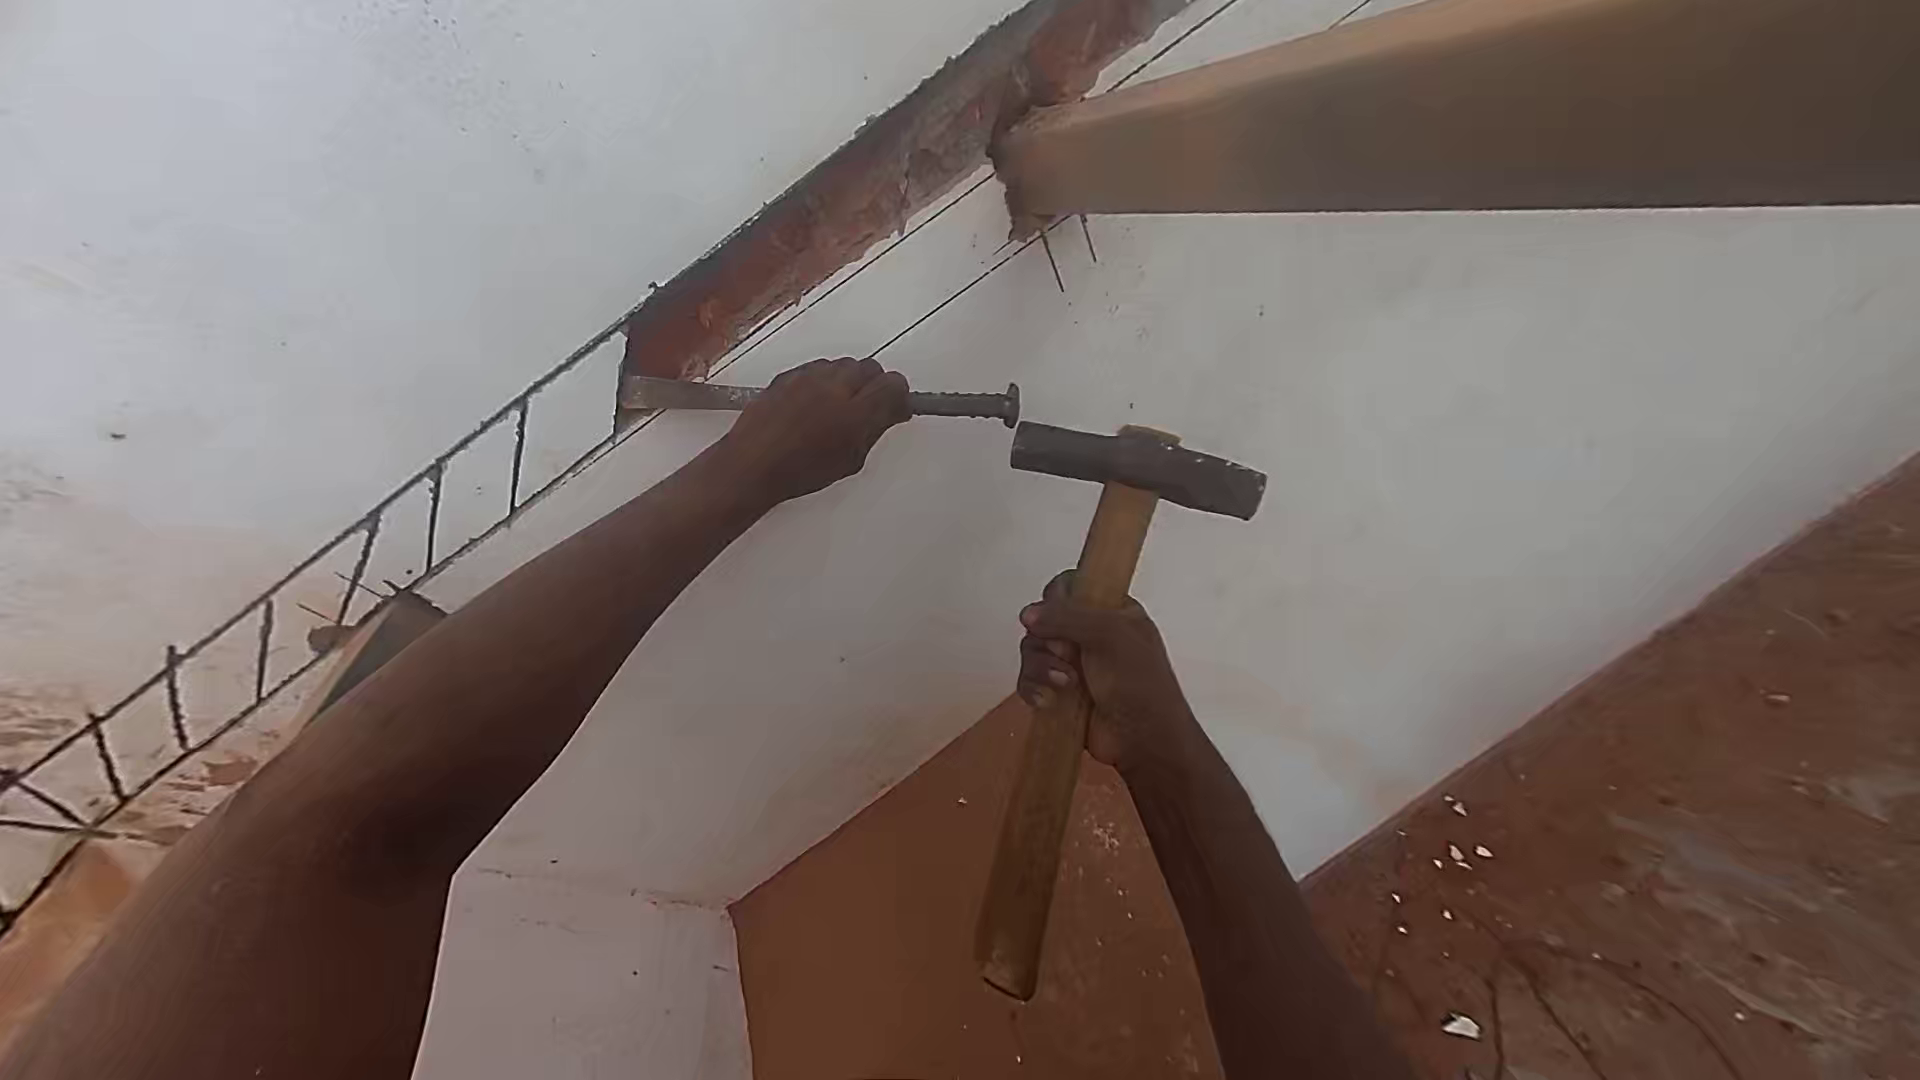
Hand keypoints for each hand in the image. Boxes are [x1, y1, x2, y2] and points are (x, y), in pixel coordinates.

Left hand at [721, 358, 909, 502]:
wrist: (753, 464)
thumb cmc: (799, 470)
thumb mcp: (850, 459)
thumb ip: (875, 429)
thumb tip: (894, 412)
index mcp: (854, 413)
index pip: (893, 384)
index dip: (899, 395)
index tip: (898, 406)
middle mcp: (833, 387)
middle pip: (870, 367)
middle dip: (876, 384)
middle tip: (873, 406)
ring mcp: (808, 377)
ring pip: (844, 364)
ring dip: (850, 380)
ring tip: (842, 406)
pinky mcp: (788, 375)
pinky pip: (818, 367)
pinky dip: (826, 380)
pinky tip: (819, 402)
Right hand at [1015, 571, 1196, 771]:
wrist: (1144, 740)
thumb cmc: (1138, 682)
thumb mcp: (1110, 635)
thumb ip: (1066, 617)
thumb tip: (1026, 615)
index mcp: (1109, 610)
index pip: (1070, 587)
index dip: (1057, 598)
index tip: (1056, 613)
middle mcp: (1087, 633)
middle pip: (1042, 620)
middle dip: (1047, 640)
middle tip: (1067, 654)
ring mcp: (1071, 664)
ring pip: (1032, 650)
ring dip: (1041, 668)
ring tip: (1064, 685)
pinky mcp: (1057, 692)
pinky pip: (1028, 680)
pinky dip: (1033, 688)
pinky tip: (1048, 701)